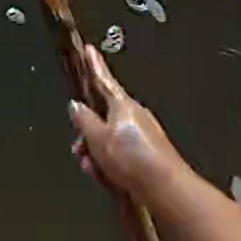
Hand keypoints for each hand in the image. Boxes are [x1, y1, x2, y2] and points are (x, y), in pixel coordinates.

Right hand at [68, 45, 190, 199]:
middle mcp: (132, 117)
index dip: (94, 65)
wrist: (165, 190)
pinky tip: (106, 177)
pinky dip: (107, 165)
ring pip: (104, 139)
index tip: (89, 50)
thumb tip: (75, 106)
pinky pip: (115, 155)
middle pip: (98, 117)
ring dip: (94, 153)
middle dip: (86, 134)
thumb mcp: (97, 137)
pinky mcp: (143, 156)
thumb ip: (83, 119)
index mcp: (122, 106)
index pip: (103, 80)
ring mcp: (139, 136)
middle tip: (81, 149)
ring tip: (95, 168)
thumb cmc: (134, 159)